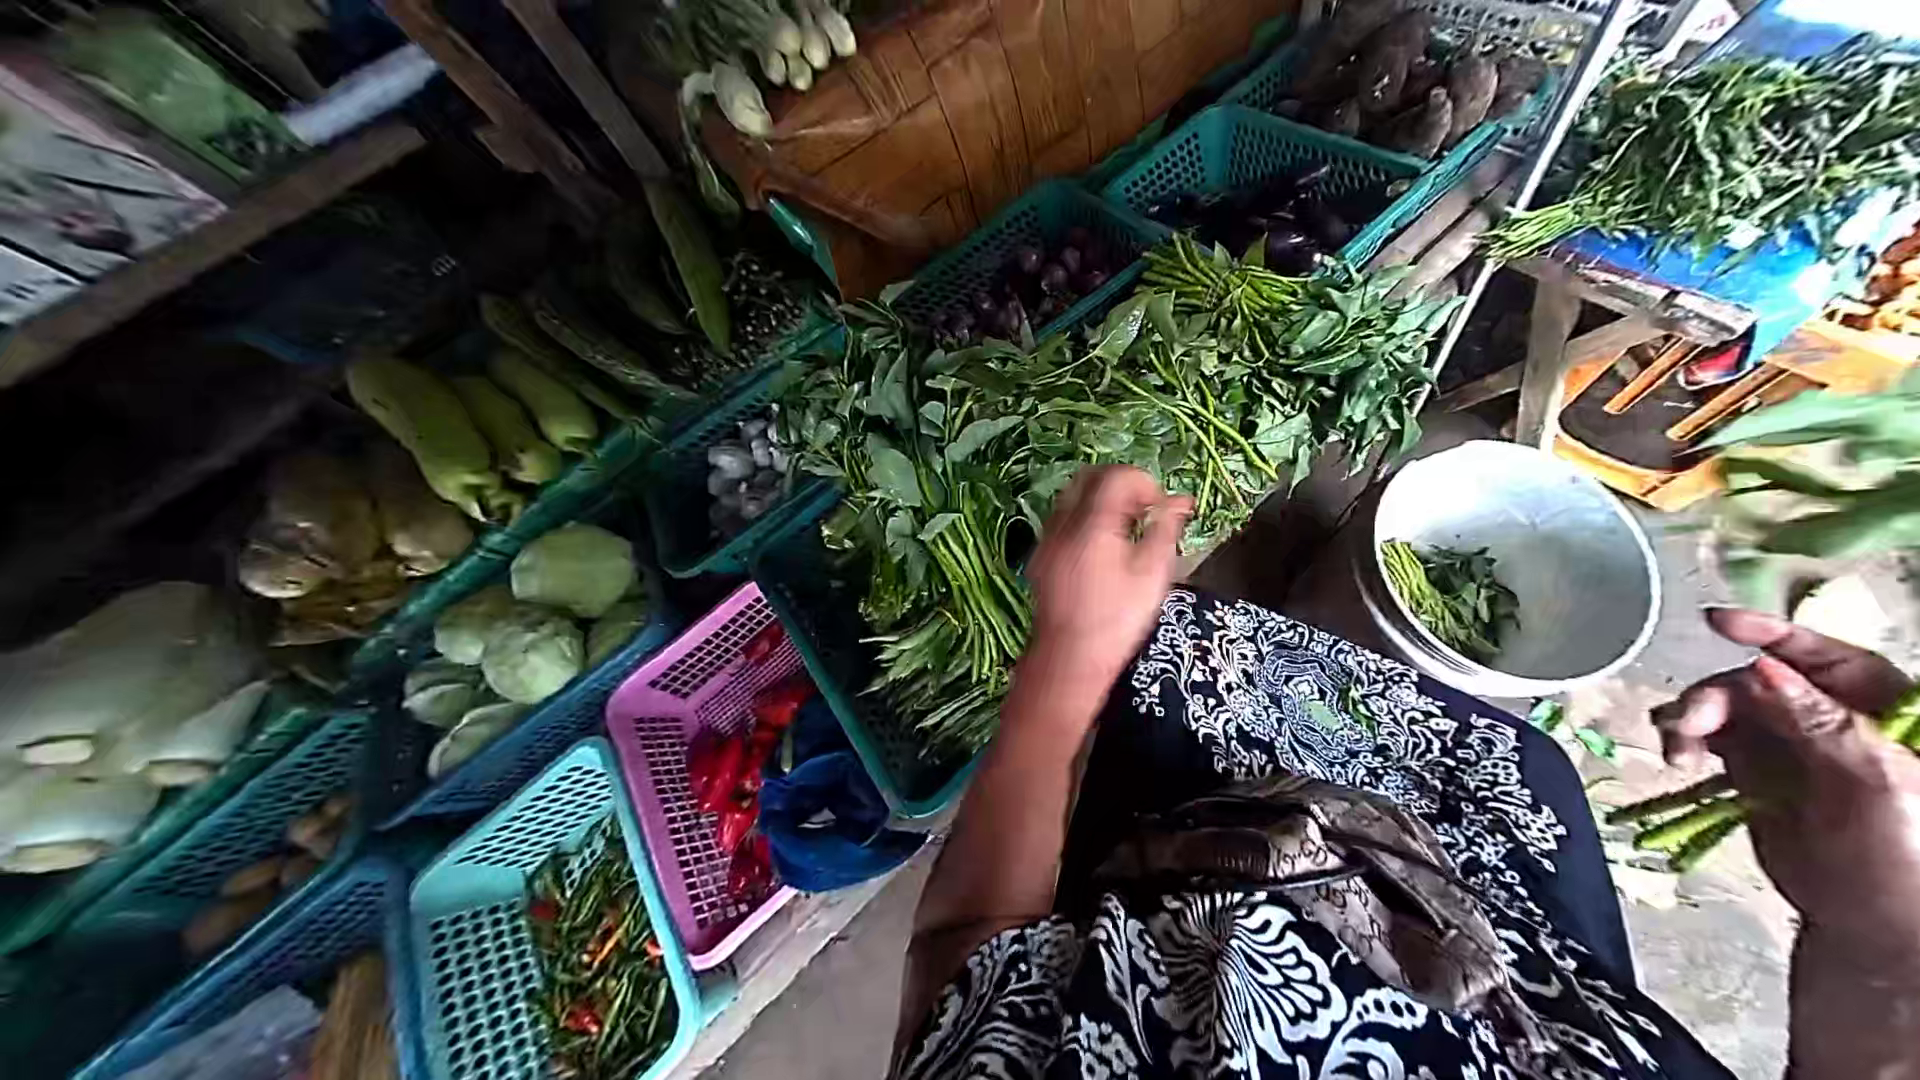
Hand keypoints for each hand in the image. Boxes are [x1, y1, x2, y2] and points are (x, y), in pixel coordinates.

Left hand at [1024, 466, 1191, 686]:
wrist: (1069, 658)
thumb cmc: (1117, 619)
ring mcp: (1046, 540)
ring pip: (1071, 497)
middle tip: (1143, 510)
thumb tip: (1181, 500)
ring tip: (1125, 529)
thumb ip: (1166, 529)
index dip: (1144, 483)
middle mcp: (1063, 524)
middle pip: (1089, 477)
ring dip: (1099, 500)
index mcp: (1092, 524)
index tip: (1160, 507)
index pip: (1116, 477)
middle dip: (1120, 484)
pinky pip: (1060, 521)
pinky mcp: (1039, 557)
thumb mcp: (1153, 574)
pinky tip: (1100, 547)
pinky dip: (1082, 519)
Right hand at [1655, 608, 1919, 951]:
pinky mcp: (1753, 765)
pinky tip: (1678, 759)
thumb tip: (1763, 667)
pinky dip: (1681, 739)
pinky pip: (1704, 733)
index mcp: (1888, 722)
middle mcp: (1835, 724)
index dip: (1778, 636)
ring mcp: (1792, 745)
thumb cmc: (1902, 860)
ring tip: (1678, 750)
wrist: (1873, 924)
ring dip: (1689, 719)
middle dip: (1714, 697)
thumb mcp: (1872, 787)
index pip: (1836, 661)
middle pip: (1759, 683)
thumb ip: (1820, 723)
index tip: (1718, 622)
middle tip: (1689, 725)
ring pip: (1723, 705)